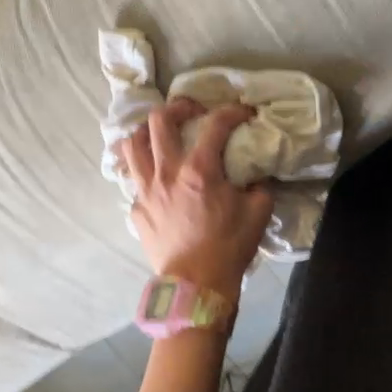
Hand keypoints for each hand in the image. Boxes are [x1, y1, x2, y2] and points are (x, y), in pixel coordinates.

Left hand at [117, 99, 273, 303]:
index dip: (233, 111)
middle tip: (192, 112)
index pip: (215, 124)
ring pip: (132, 144)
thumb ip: (259, 186)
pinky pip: (134, 180)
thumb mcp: (259, 212)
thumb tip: (256, 176)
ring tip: (160, 135)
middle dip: (178, 107)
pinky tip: (157, 180)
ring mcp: (146, 191)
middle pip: (159, 120)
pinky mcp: (137, 210)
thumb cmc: (229, 248)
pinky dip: (145, 172)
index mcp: (200, 170)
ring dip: (146, 132)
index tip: (244, 114)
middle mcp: (167, 172)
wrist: (196, 285)